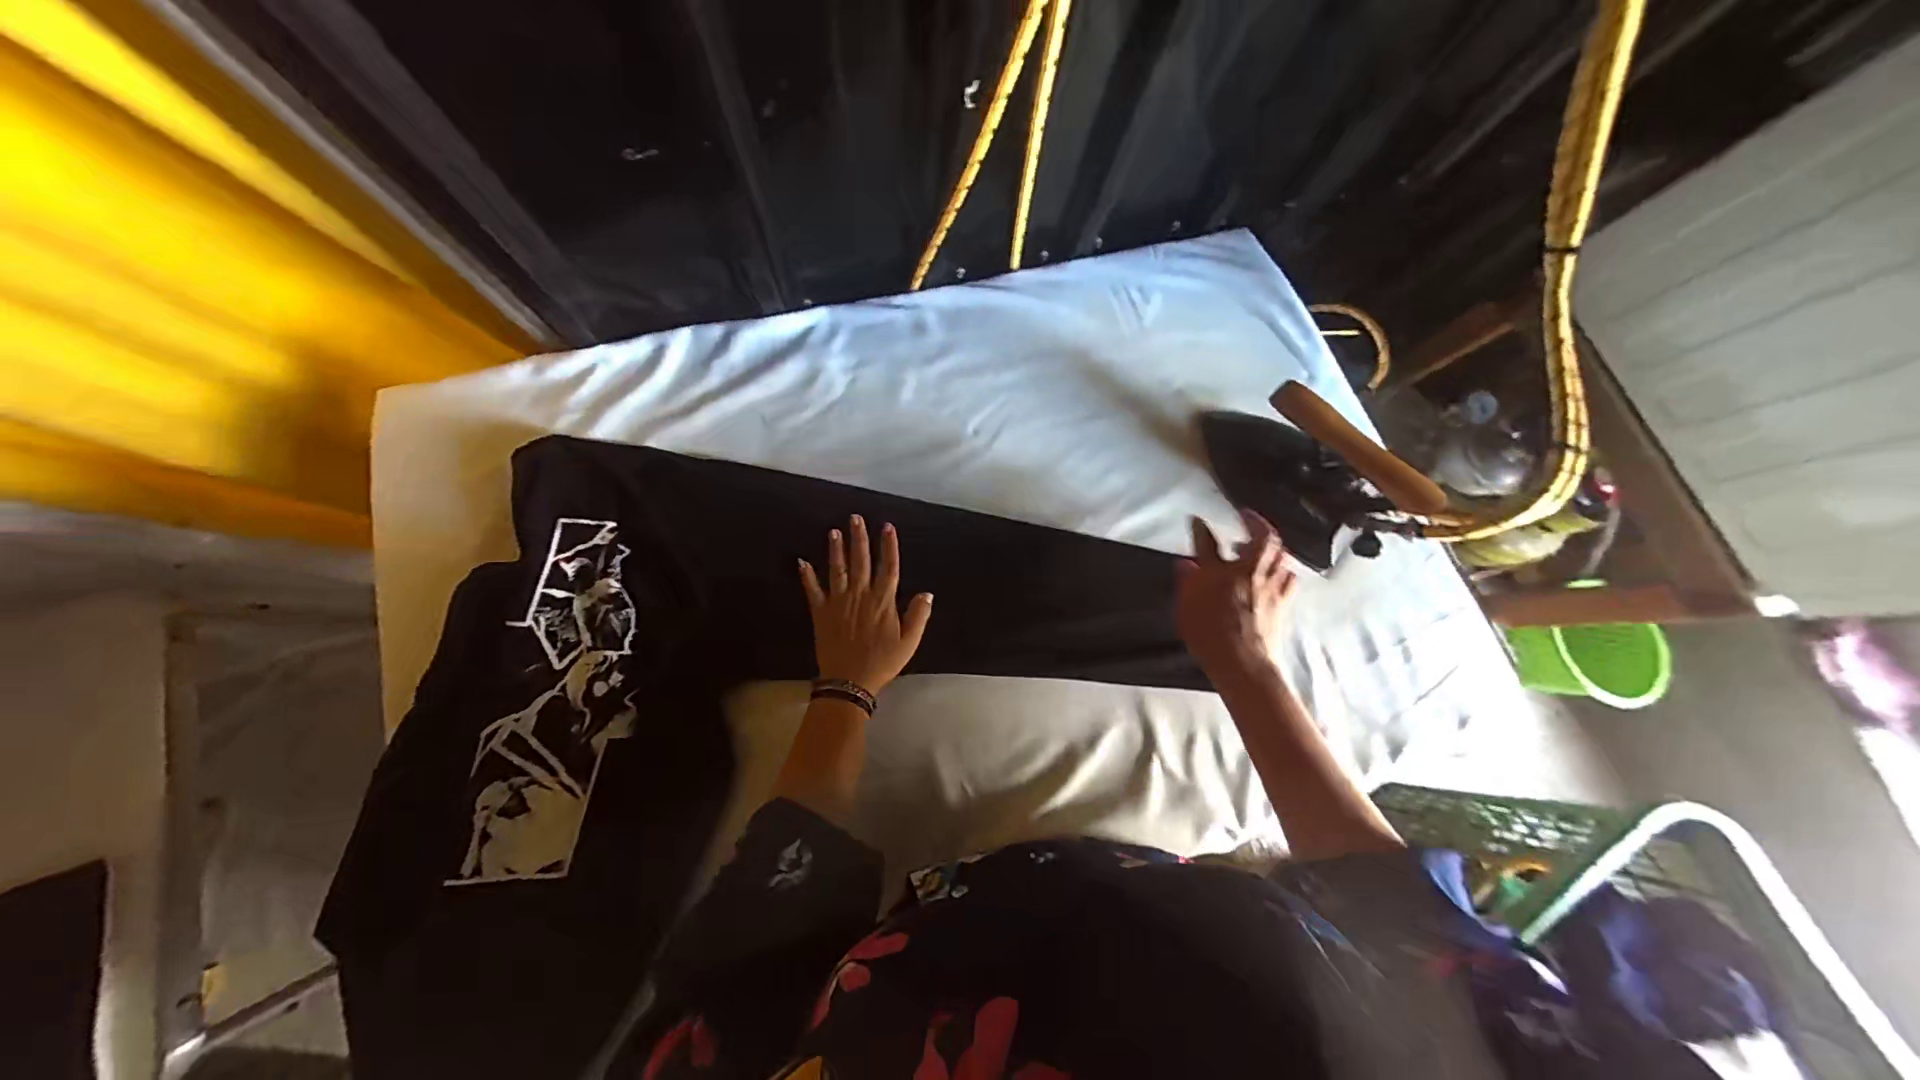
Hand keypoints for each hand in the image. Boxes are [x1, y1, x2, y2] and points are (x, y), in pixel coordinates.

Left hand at [798, 515, 933, 692]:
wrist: (850, 681)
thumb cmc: (883, 662)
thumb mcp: (909, 642)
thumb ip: (918, 615)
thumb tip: (927, 593)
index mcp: (883, 601)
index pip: (888, 567)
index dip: (888, 546)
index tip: (887, 527)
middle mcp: (860, 595)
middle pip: (861, 561)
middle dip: (859, 538)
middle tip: (855, 518)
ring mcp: (839, 602)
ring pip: (838, 570)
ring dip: (836, 550)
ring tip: (834, 532)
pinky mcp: (821, 613)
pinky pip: (813, 590)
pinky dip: (807, 576)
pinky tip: (802, 562)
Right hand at [1176, 509, 1297, 680]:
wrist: (1242, 662)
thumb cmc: (1208, 636)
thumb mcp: (1185, 609)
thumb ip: (1186, 583)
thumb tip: (1185, 564)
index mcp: (1218, 572)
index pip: (1207, 542)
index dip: (1200, 528)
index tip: (1196, 520)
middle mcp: (1247, 573)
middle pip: (1261, 538)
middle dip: (1255, 522)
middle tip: (1247, 515)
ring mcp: (1269, 587)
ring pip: (1280, 554)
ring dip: (1272, 544)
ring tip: (1262, 543)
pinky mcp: (1283, 602)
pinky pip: (1290, 577)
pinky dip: (1285, 569)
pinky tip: (1281, 571)